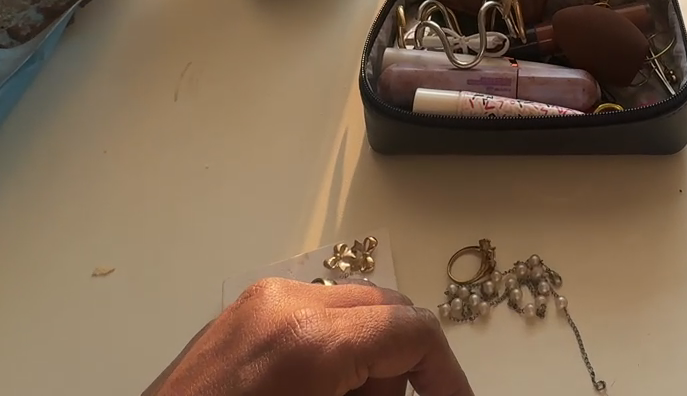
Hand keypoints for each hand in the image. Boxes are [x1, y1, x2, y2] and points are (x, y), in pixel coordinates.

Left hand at [143, 279, 474, 395]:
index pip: (412, 330)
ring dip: (367, 356)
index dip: (446, 373)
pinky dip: (331, 348)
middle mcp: (289, 302)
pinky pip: (313, 312)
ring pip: (353, 307)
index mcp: (311, 341)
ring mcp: (260, 300)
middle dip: (401, 366)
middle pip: (386, 309)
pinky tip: (313, 393)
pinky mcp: (240, 311)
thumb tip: (420, 389)